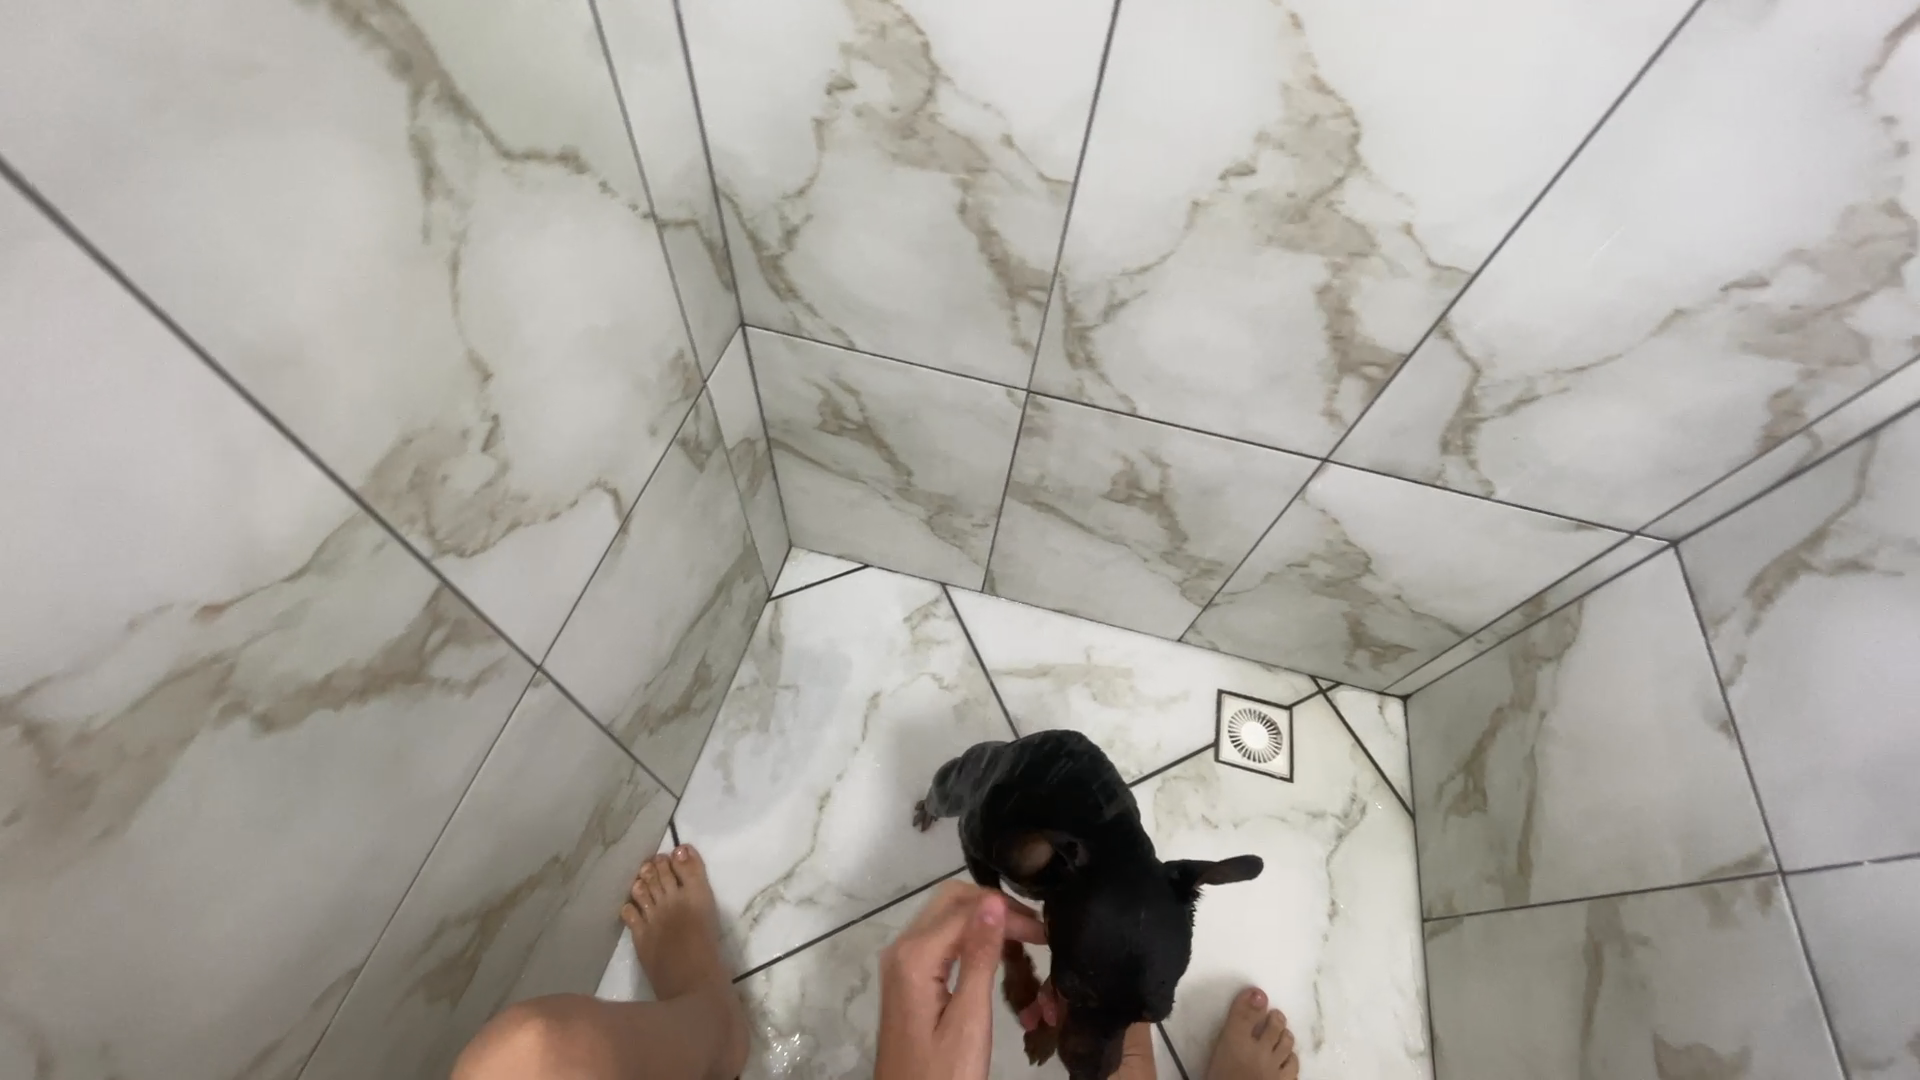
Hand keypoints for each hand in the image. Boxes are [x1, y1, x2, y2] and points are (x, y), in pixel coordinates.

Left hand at [874, 882, 1046, 1079]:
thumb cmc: (943, 1077)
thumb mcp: (968, 1021)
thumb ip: (980, 957)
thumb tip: (994, 901)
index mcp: (914, 955)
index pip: (966, 910)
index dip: (1007, 913)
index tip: (1044, 931)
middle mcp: (901, 947)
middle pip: (950, 899)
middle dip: (993, 905)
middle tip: (1034, 930)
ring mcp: (900, 961)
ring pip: (944, 914)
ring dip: (981, 917)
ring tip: (1021, 937)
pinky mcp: (906, 976)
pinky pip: (938, 936)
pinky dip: (967, 934)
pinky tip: (993, 950)